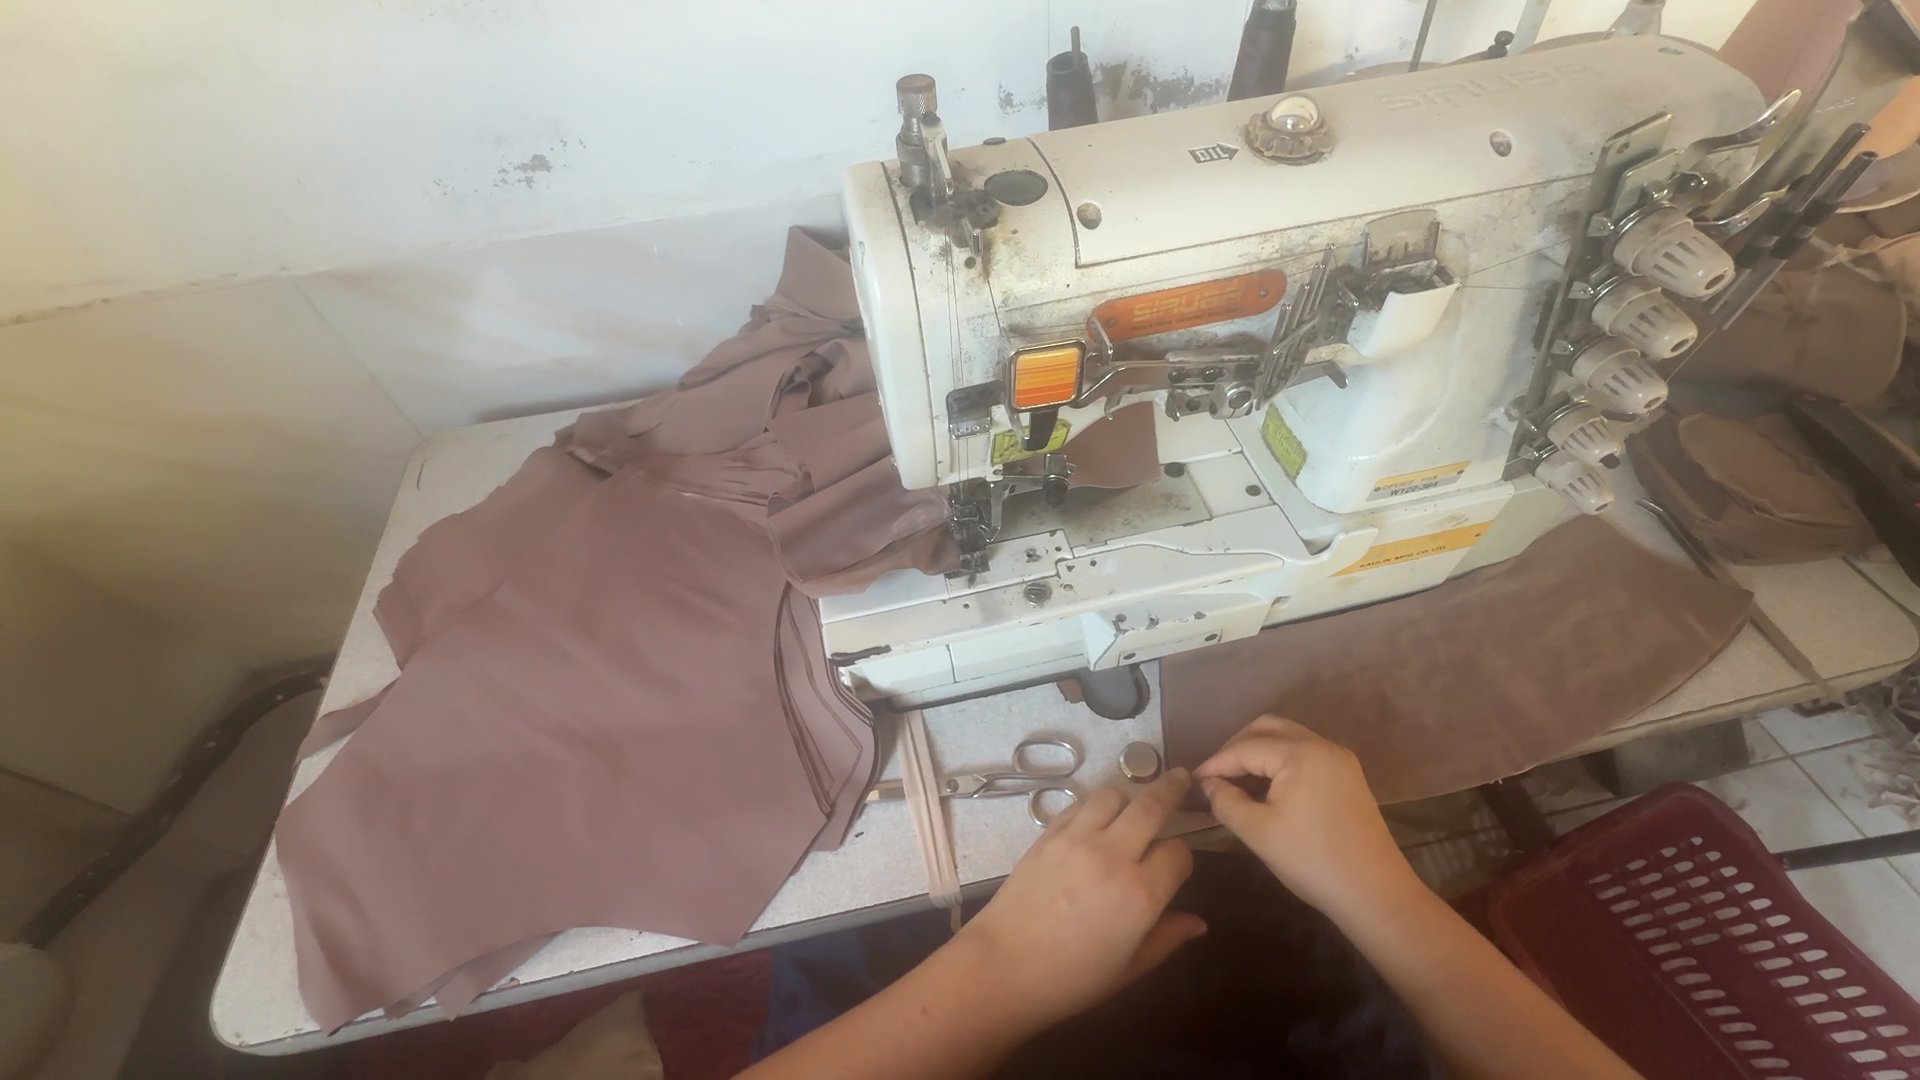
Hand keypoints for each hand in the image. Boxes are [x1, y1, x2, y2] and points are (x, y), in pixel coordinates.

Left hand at [951, 769, 1205, 1029]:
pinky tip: (1095, 820)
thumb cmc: (1073, 979)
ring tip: (1131, 806)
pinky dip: (1093, 807)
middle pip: (1152, 805)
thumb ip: (1167, 938)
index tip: (1177, 865)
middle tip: (1181, 777)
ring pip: (1113, 793)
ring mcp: (1078, 839)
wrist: (1005, 965)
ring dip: (1127, 796)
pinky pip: (1079, 804)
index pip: (1178, 853)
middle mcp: (1113, 856)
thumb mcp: (1130, 968)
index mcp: (1141, 894)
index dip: (1182, 857)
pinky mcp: (1049, 833)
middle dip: (1172, 789)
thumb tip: (1199, 921)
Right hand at [1195, 716, 1414, 911]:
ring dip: (1258, 752)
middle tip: (1215, 775)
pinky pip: (1304, 752)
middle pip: (1267, 728)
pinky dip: (1279, 761)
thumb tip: (1208, 784)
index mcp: (1300, 754)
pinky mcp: (1347, 775)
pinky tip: (1266, 787)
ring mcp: (1338, 759)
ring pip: (1287, 738)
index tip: (1194, 782)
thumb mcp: (1258, 833)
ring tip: (1236, 780)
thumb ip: (1225, 801)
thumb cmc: (1312, 862)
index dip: (1215, 763)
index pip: (1245, 748)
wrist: (1376, 895)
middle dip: (1236, 747)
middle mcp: (1322, 746)